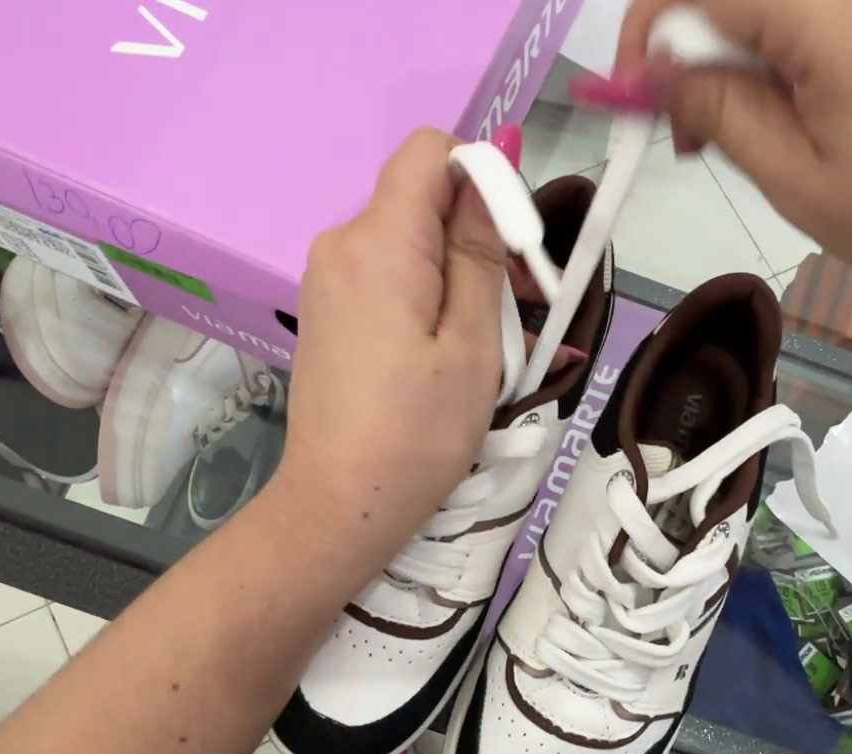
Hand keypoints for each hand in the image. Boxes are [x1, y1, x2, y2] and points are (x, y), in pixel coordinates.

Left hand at [270, 128, 510, 575]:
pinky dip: (425, 299)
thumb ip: (480, 250)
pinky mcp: (326, 315)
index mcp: (378, 241)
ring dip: (457, 277)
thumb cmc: (419, 432)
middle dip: (478, 239)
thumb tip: (491, 164)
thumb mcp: (472, 344)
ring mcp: (326, 281)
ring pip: (407, 245)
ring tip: (494, 345)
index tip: (514, 246)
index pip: (430, 151)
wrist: (341, 505)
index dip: (483, 179)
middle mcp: (340, 244)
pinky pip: (386, 280)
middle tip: (525, 312)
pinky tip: (448, 353)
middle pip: (421, 202)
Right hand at [616, 0, 851, 320]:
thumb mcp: (795, 182)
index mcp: (844, 13)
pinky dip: (810, 23)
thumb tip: (653, 67)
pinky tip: (822, 79)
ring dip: (754, 29)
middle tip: (699, 111)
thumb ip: (718, 108)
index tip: (635, 90)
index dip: (651, 28)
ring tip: (762, 105)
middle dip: (701, 31)